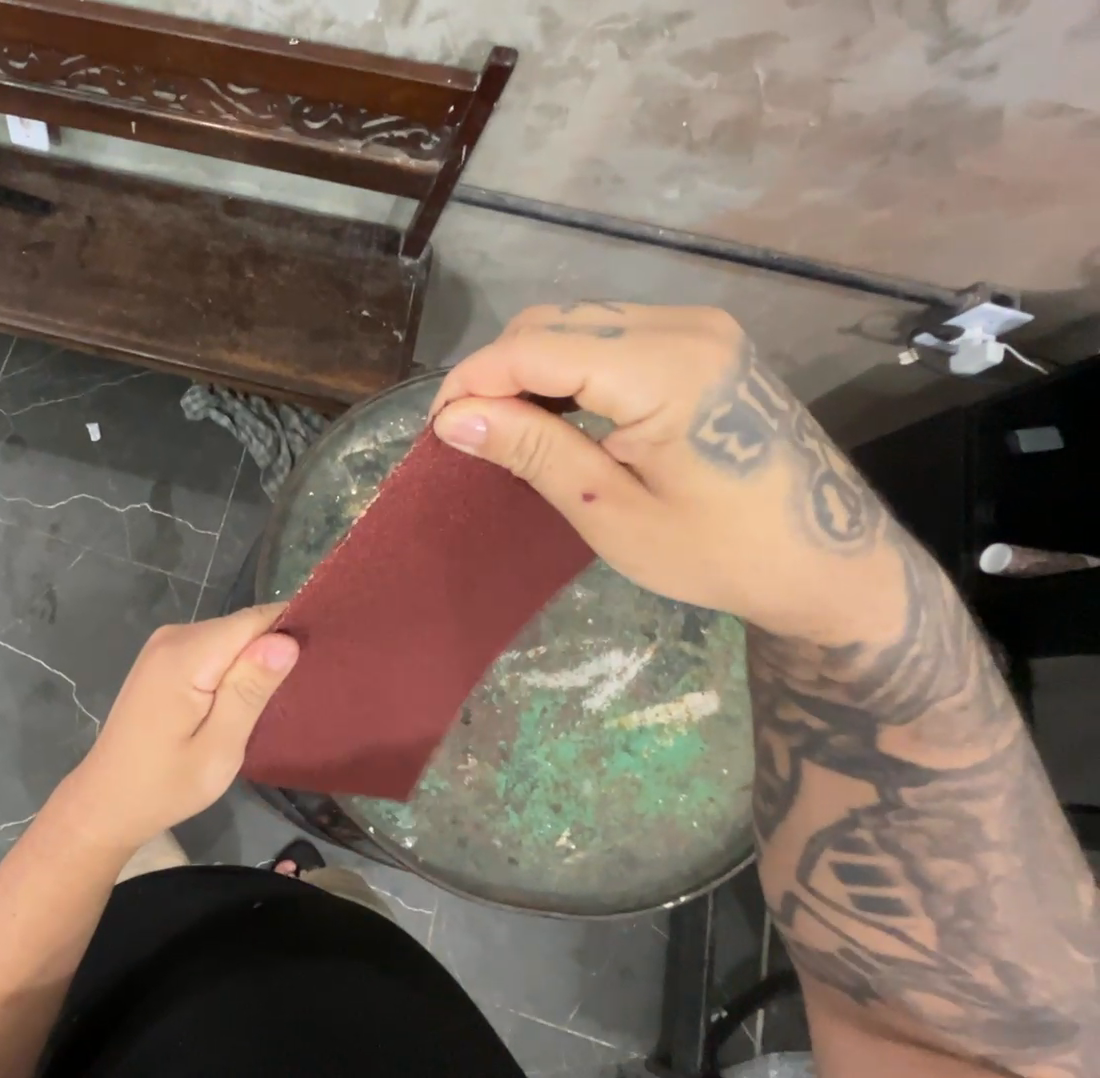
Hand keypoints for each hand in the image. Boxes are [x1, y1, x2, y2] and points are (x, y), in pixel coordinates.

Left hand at [44, 605, 297, 853]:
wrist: (107, 800)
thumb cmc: (165, 785)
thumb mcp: (219, 748)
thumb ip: (249, 690)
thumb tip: (285, 641)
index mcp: (185, 654)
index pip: (254, 620)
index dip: (289, 632)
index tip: (321, 659)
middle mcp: (173, 636)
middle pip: (242, 627)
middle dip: (273, 652)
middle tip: (296, 697)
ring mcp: (164, 645)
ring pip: (229, 638)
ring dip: (253, 663)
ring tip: (274, 703)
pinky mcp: (163, 659)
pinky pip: (212, 649)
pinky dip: (232, 669)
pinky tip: (241, 701)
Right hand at [428, 303, 901, 643]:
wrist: (830, 563)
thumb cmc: (720, 552)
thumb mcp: (611, 512)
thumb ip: (532, 450)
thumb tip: (452, 418)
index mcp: (667, 370)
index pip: (534, 348)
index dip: (471, 381)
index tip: (438, 432)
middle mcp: (685, 328)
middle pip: (549, 324)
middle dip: (493, 373)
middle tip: (469, 436)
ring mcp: (698, 330)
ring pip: (572, 323)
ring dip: (523, 369)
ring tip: (503, 429)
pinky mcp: (701, 343)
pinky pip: (604, 335)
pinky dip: (560, 367)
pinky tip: (550, 412)